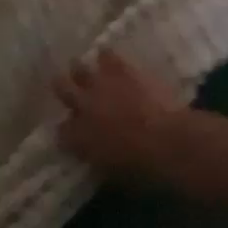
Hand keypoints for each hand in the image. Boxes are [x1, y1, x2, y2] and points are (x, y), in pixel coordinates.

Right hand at [54, 49, 186, 179]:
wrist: (166, 141)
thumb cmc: (141, 167)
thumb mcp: (112, 172)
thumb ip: (98, 159)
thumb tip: (96, 154)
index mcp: (78, 137)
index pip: (61, 131)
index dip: (67, 130)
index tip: (72, 131)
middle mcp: (82, 106)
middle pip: (62, 88)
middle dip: (63, 88)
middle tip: (68, 87)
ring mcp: (100, 84)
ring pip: (79, 68)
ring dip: (82, 70)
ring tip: (85, 69)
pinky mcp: (120, 69)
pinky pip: (107, 55)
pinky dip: (107, 57)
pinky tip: (108, 56)